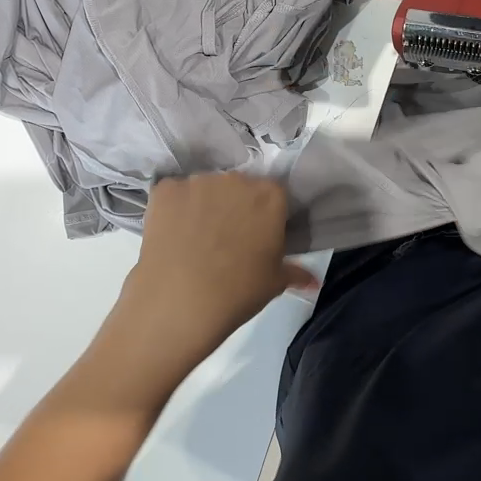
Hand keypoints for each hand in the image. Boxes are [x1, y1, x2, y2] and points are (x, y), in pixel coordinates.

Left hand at [117, 172, 312, 365]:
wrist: (179, 302)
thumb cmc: (238, 292)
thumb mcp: (274, 283)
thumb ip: (296, 272)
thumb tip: (313, 280)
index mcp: (270, 196)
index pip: (274, 195)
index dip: (266, 215)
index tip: (258, 236)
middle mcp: (236, 179)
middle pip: (239, 187)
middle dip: (236, 206)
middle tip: (227, 239)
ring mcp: (198, 181)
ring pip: (206, 189)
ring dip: (204, 206)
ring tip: (195, 240)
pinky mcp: (166, 189)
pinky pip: (175, 194)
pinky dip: (175, 209)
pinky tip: (172, 235)